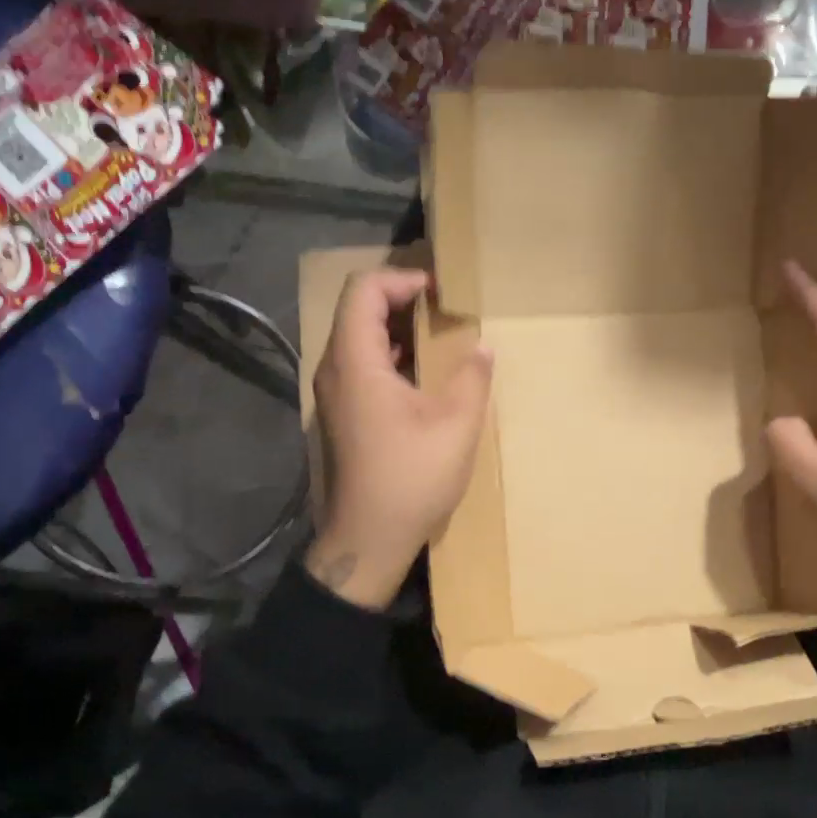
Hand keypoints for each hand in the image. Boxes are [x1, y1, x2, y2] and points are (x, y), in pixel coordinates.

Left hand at [307, 267, 493, 608]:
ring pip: (357, 338)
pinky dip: (390, 356)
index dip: (402, 278)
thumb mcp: (456, 426)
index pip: (364, 290)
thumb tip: (483, 347)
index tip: (440, 291)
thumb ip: (473, 377)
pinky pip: (360, 366)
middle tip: (445, 309)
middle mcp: (334, 370)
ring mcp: (333, 394)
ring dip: (396, 329)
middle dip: (401, 299)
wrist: (367, 539)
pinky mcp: (340, 415)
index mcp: (356, 362)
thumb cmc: (410, 479)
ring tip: (440, 337)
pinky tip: (423, 375)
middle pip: (357, 310)